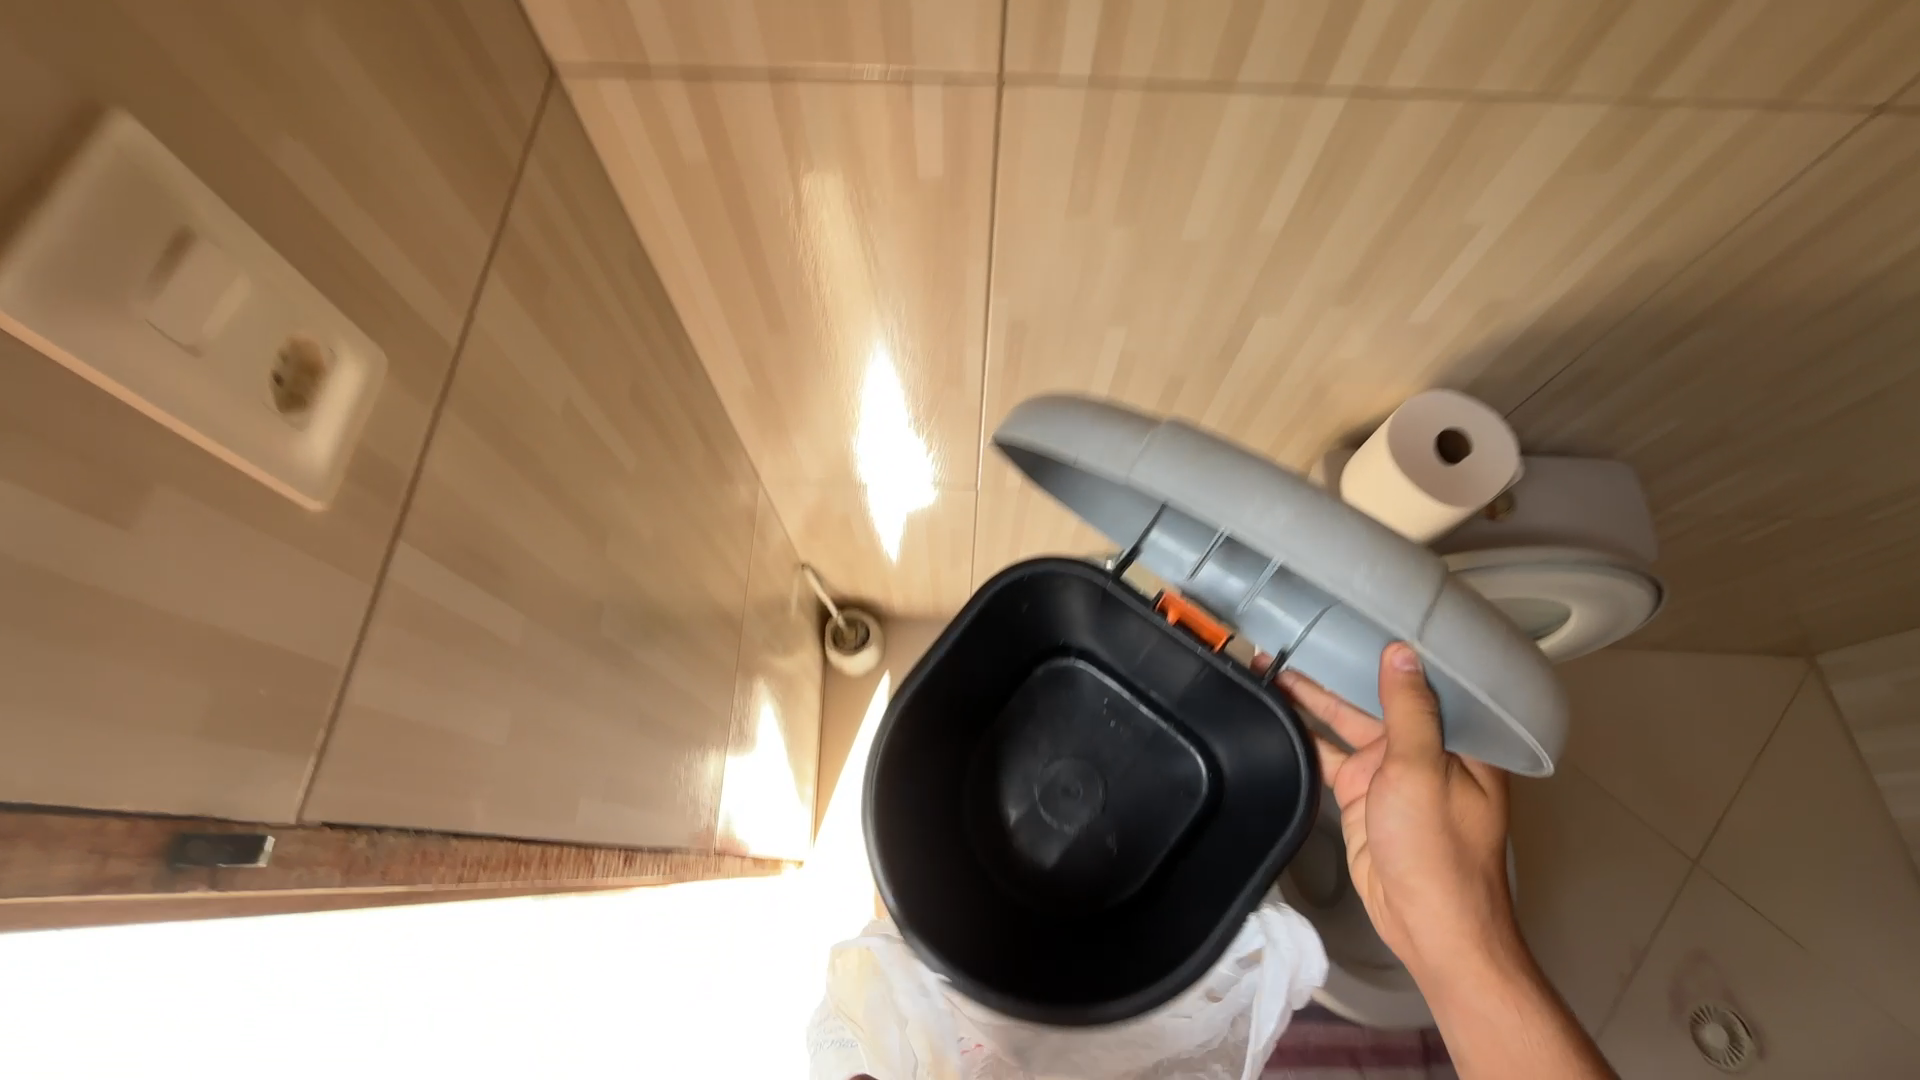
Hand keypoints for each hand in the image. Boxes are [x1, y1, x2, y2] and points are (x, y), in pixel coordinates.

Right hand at [1279, 643, 1521, 986]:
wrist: (1426, 923)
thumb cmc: (1439, 846)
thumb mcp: (1423, 770)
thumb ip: (1408, 709)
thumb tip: (1401, 652)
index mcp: (1454, 741)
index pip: (1424, 682)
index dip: (1395, 651)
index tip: (1363, 616)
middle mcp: (1421, 750)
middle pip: (1374, 700)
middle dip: (1338, 673)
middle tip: (1297, 639)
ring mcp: (1387, 773)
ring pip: (1342, 725)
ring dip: (1311, 701)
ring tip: (1273, 668)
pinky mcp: (1358, 795)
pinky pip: (1327, 756)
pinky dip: (1303, 737)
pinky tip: (1276, 715)